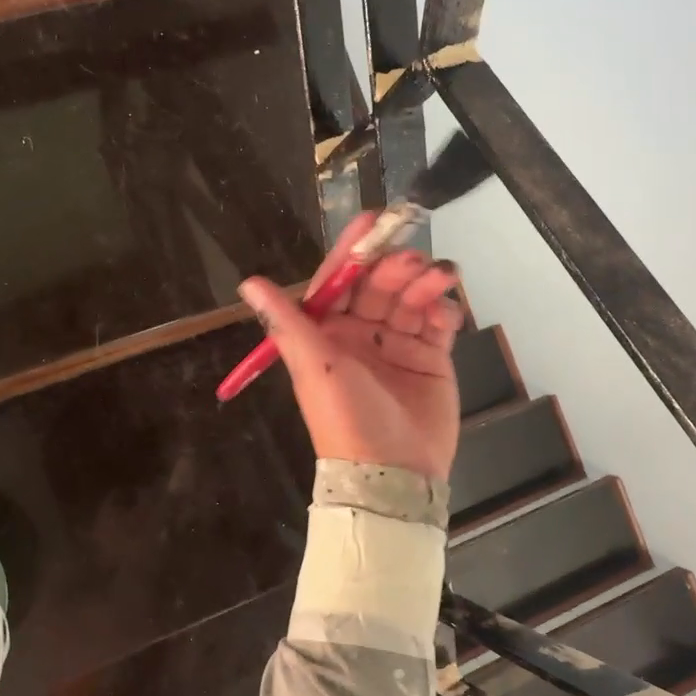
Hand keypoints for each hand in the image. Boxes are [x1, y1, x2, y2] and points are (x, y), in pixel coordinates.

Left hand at [238, 212, 464, 480]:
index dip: (352, 251)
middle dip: (394, 266)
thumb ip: (287, 321)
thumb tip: (248, 283)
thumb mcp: (313, 367)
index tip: (370, 220)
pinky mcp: (431, 358)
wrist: (393, 475)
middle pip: (379, 284)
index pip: (338, 281)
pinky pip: (438, 322)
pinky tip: (447, 313)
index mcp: (328, 333)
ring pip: (412, 297)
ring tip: (441, 277)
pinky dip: (445, 310)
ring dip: (426, 283)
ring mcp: (398, 344)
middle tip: (411, 258)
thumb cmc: (346, 418)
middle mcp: (361, 333)